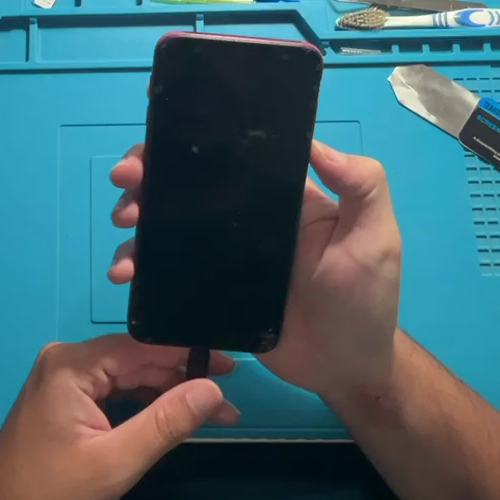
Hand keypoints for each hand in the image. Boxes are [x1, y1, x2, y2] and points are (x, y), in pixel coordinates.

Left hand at [0, 334, 237, 499]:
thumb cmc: (51, 499)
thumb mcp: (115, 464)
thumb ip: (165, 423)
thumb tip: (212, 390)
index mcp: (71, 364)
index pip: (140, 347)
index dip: (186, 354)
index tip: (228, 365)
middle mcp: (65, 360)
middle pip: (135, 359)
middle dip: (181, 378)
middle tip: (227, 396)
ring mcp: (62, 379)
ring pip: (126, 375)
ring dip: (165, 393)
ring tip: (212, 410)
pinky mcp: (64, 399)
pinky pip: (111, 390)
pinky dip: (141, 404)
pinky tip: (171, 415)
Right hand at [106, 139, 401, 403]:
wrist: (346, 369)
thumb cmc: (365, 299)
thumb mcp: (375, 236)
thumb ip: (361, 185)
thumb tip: (314, 141)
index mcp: (273, 194)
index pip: (225, 154)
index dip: (187, 139)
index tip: (155, 130)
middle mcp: (239, 217)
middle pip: (182, 184)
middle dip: (146, 174)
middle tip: (126, 180)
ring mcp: (218, 254)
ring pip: (164, 224)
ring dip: (134, 215)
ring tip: (124, 225)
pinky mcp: (204, 290)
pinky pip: (164, 273)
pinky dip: (137, 266)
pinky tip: (124, 272)